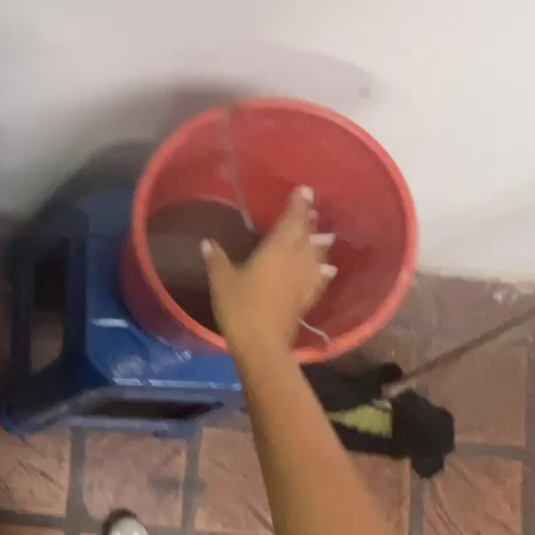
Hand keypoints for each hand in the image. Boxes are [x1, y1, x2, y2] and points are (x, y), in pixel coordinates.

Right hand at [202, 186, 335, 355]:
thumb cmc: (240, 307)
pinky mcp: (306, 298)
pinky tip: (327, 268)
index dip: (297, 205)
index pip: (291, 221)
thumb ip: (217, 259)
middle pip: (307, 236)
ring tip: (323, 233)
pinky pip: (319, 278)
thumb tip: (208, 243)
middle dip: (308, 221)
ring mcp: (304, 280)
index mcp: (276, 250)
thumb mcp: (222, 281)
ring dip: (319, 242)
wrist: (262, 343)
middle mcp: (296, 260)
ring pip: (316, 255)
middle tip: (311, 209)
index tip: (304, 190)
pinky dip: (322, 269)